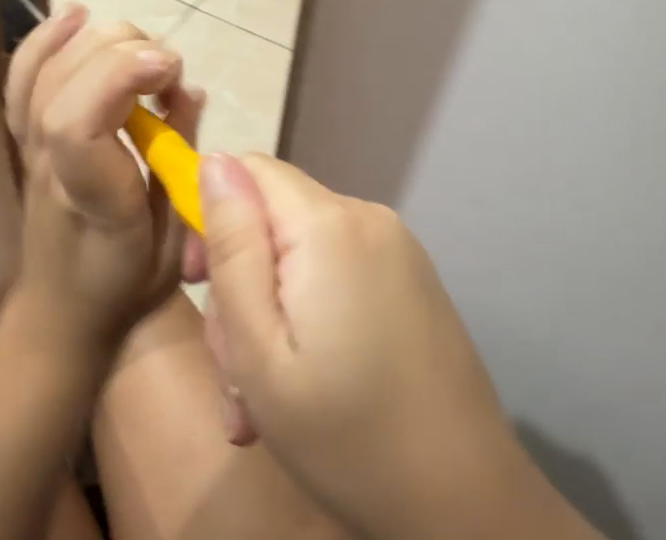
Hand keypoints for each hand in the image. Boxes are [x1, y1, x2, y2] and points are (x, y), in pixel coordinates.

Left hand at [5, 6, 204, 347]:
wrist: (61, 312)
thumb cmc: (124, 286)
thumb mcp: (173, 243)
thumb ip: (182, 167)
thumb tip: (189, 92)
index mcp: (94, 202)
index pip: (76, 129)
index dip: (118, 79)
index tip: (170, 71)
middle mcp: (52, 168)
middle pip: (62, 87)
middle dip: (121, 53)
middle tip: (169, 69)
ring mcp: (31, 150)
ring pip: (43, 76)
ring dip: (94, 42)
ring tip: (140, 44)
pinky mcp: (26, 140)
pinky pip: (23, 82)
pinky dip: (46, 41)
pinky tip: (76, 16)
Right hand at [184, 155, 596, 539]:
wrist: (466, 504)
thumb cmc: (345, 435)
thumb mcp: (259, 348)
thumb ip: (233, 247)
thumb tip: (214, 161)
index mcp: (328, 225)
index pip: (248, 168)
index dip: (212, 215)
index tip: (198, 282)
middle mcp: (368, 219)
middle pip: (272, 218)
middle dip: (241, 286)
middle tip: (236, 374)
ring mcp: (397, 251)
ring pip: (299, 254)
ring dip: (270, 316)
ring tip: (264, 401)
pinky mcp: (411, 281)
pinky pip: (336, 275)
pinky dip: (309, 318)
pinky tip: (306, 386)